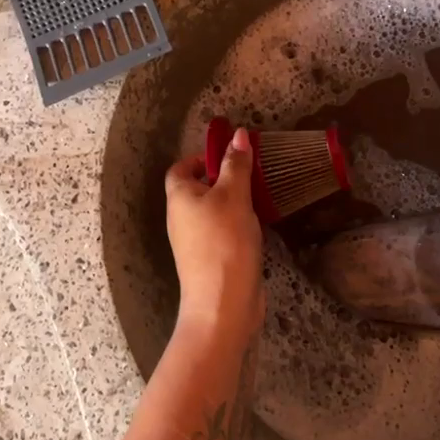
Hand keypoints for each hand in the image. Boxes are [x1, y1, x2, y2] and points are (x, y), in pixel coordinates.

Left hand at [165, 129, 263, 340]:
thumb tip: (238, 134)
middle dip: (225, 180)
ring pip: (214, 211)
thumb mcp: (234, 196)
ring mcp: (195, 242)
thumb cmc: (224, 242)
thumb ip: (236, 165)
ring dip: (235, 204)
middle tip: (251, 176)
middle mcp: (181, 218)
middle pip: (199, 188)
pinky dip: (238, 226)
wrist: (223, 305)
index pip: (181, 167)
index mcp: (179, 197)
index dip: (202, 158)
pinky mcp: (211, 260)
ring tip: (259, 199)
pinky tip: (259, 228)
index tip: (230, 157)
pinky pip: (222, 232)